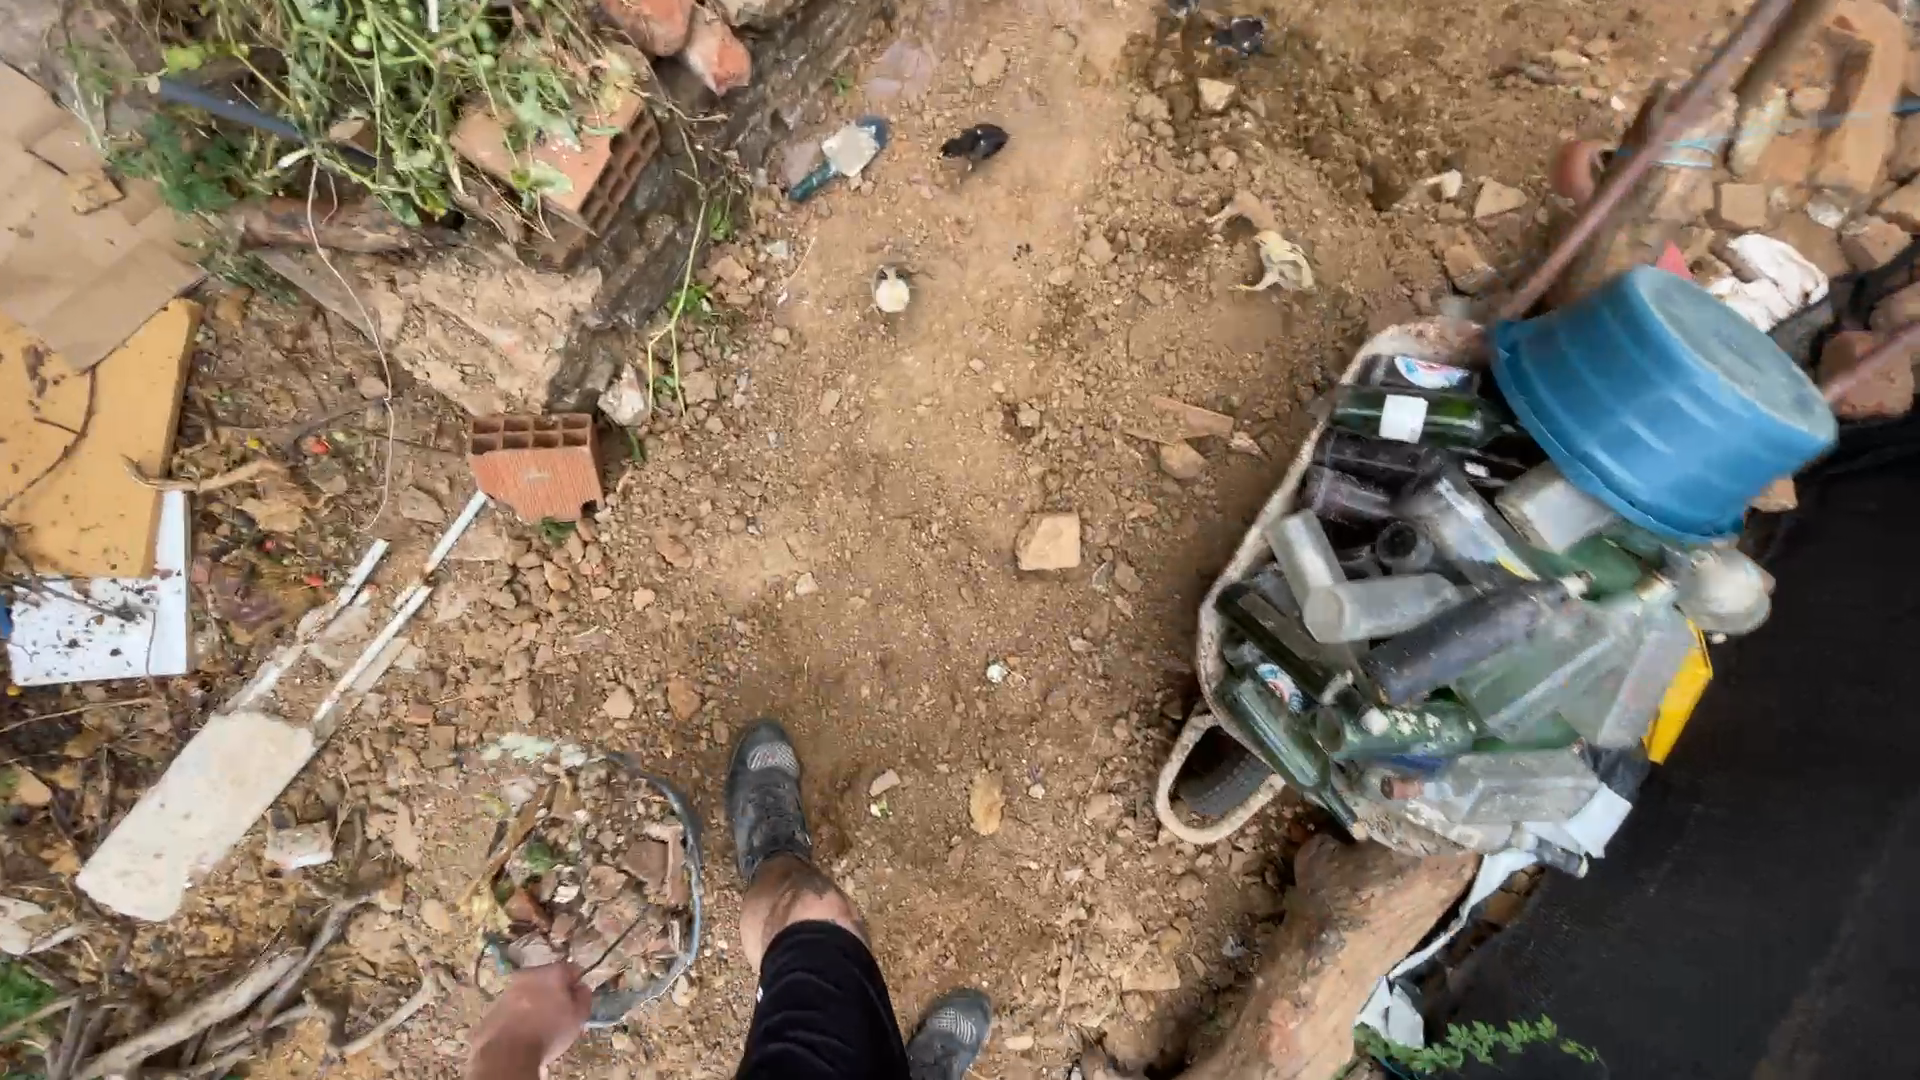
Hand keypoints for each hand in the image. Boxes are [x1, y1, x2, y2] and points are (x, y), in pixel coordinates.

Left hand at [469, 963, 591, 1077]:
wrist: (506, 1057)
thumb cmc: (548, 1033)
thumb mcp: (578, 1017)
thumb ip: (584, 997)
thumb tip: (580, 988)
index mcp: (552, 971)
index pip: (571, 969)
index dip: (576, 985)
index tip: (575, 1001)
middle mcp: (527, 976)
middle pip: (545, 980)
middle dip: (551, 993)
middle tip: (556, 1014)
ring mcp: (504, 994)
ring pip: (524, 995)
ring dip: (531, 1005)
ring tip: (535, 1027)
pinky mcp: (488, 1013)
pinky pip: (507, 1013)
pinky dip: (514, 1019)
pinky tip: (518, 1035)